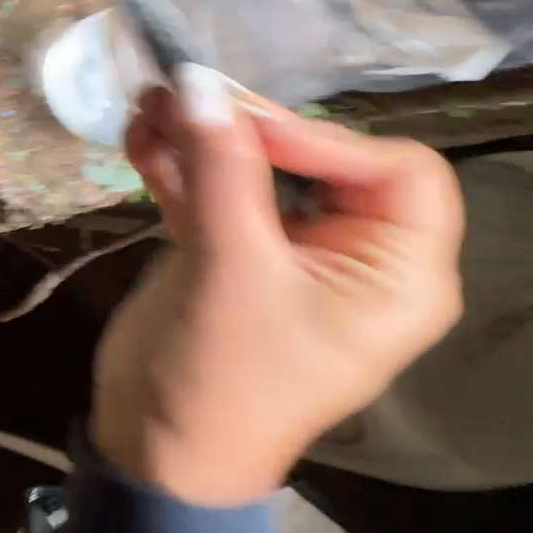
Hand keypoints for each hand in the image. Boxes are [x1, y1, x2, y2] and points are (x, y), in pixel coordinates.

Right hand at [92, 64, 464, 505]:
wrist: (155, 443)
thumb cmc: (221, 372)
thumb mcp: (228, 270)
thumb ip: (219, 175)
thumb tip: (197, 88)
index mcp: (394, 270)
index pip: (390, 171)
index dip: (317, 137)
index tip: (232, 121)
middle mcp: (347, 255)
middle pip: (311, 164)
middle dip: (243, 128)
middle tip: (176, 93)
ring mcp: (276, 255)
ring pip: (247, 175)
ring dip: (196, 140)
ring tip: (143, 105)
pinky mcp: (218, 257)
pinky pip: (204, 197)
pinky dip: (172, 167)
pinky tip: (137, 139)